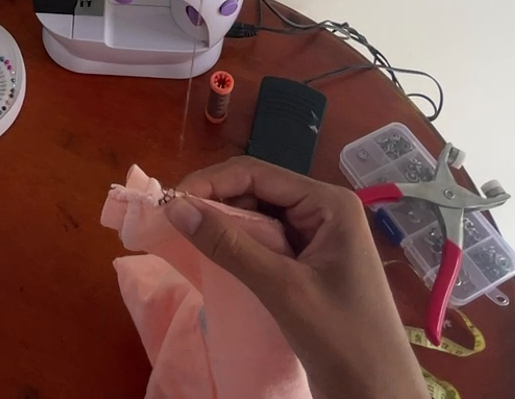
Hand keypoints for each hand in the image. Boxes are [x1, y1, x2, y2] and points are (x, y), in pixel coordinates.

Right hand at [165, 156, 427, 398]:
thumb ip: (229, 245)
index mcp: (328, 203)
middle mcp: (323, 209)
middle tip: (175, 220)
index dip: (211, 182)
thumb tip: (175, 206)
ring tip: (191, 236)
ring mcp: (318, 235)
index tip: (171, 200)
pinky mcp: (310, 260)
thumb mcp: (282, 289)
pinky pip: (266, 238)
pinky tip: (218, 253)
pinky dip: (239, 243)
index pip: (257, 174)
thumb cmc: (343, 340)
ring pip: (258, 213)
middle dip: (216, 202)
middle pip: (256, 189)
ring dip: (225, 223)